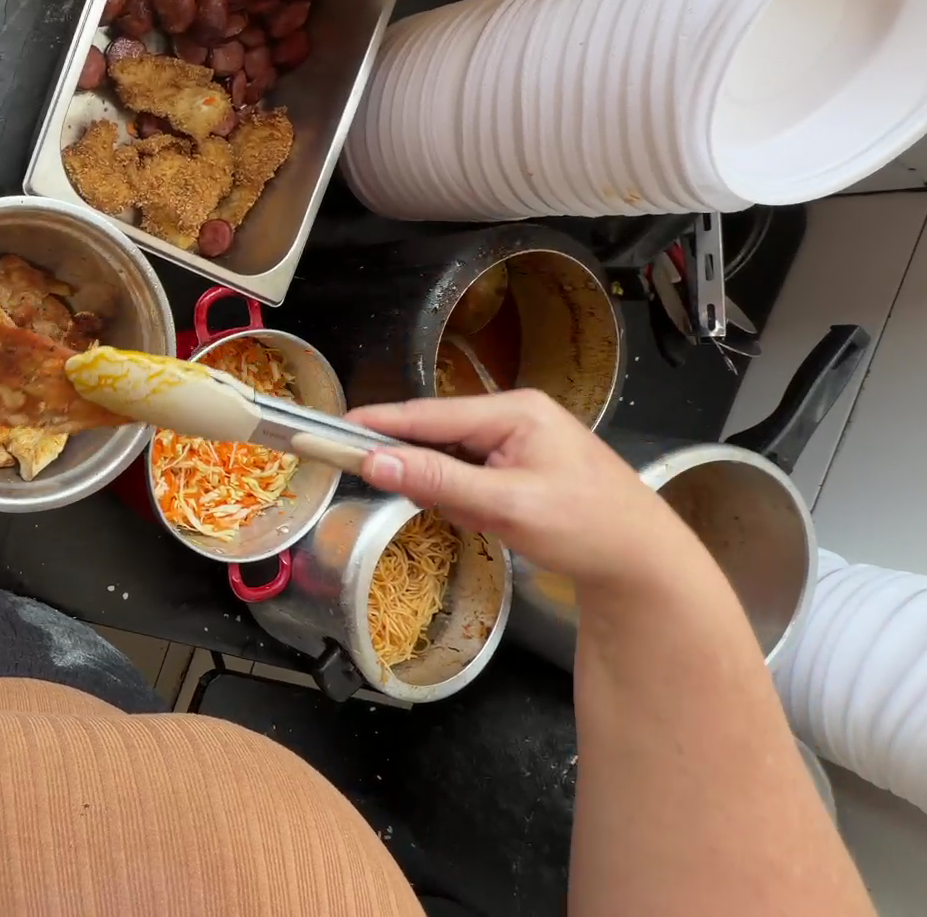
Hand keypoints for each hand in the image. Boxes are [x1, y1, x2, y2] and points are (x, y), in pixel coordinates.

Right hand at [347, 390, 704, 587]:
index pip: (426, 413)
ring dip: (444, 488)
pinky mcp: (515, 463)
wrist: (646, 568)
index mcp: (513, 411)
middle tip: (420, 497)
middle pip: (433, 434)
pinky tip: (485, 516)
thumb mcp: (506, 505)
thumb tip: (372, 460)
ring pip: (445, 457)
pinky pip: (463, 473)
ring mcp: (514, 439)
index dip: (376, 423)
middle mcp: (511, 416)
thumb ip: (436, 478)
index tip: (331, 429)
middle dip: (421, 469)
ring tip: (477, 517)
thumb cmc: (587, 529)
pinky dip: (460, 496)